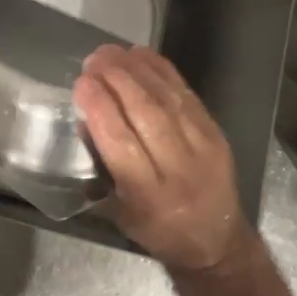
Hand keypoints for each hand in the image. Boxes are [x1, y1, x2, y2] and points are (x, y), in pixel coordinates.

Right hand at [74, 45, 250, 272]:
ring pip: (167, 100)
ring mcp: (202, 149)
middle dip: (117, 81)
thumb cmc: (156, 229)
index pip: (121, 143)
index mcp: (148, 195)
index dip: (100, 108)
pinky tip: (141, 55)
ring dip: (137, 70)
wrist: (216, 243)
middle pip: (146, 114)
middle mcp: (178, 169)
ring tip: (111, 52)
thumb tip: (85, 118)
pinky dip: (162, 71)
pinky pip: (186, 95)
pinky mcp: (216, 134)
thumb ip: (101, 166)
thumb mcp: (118, 211)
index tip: (81, 82)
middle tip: (93, 59)